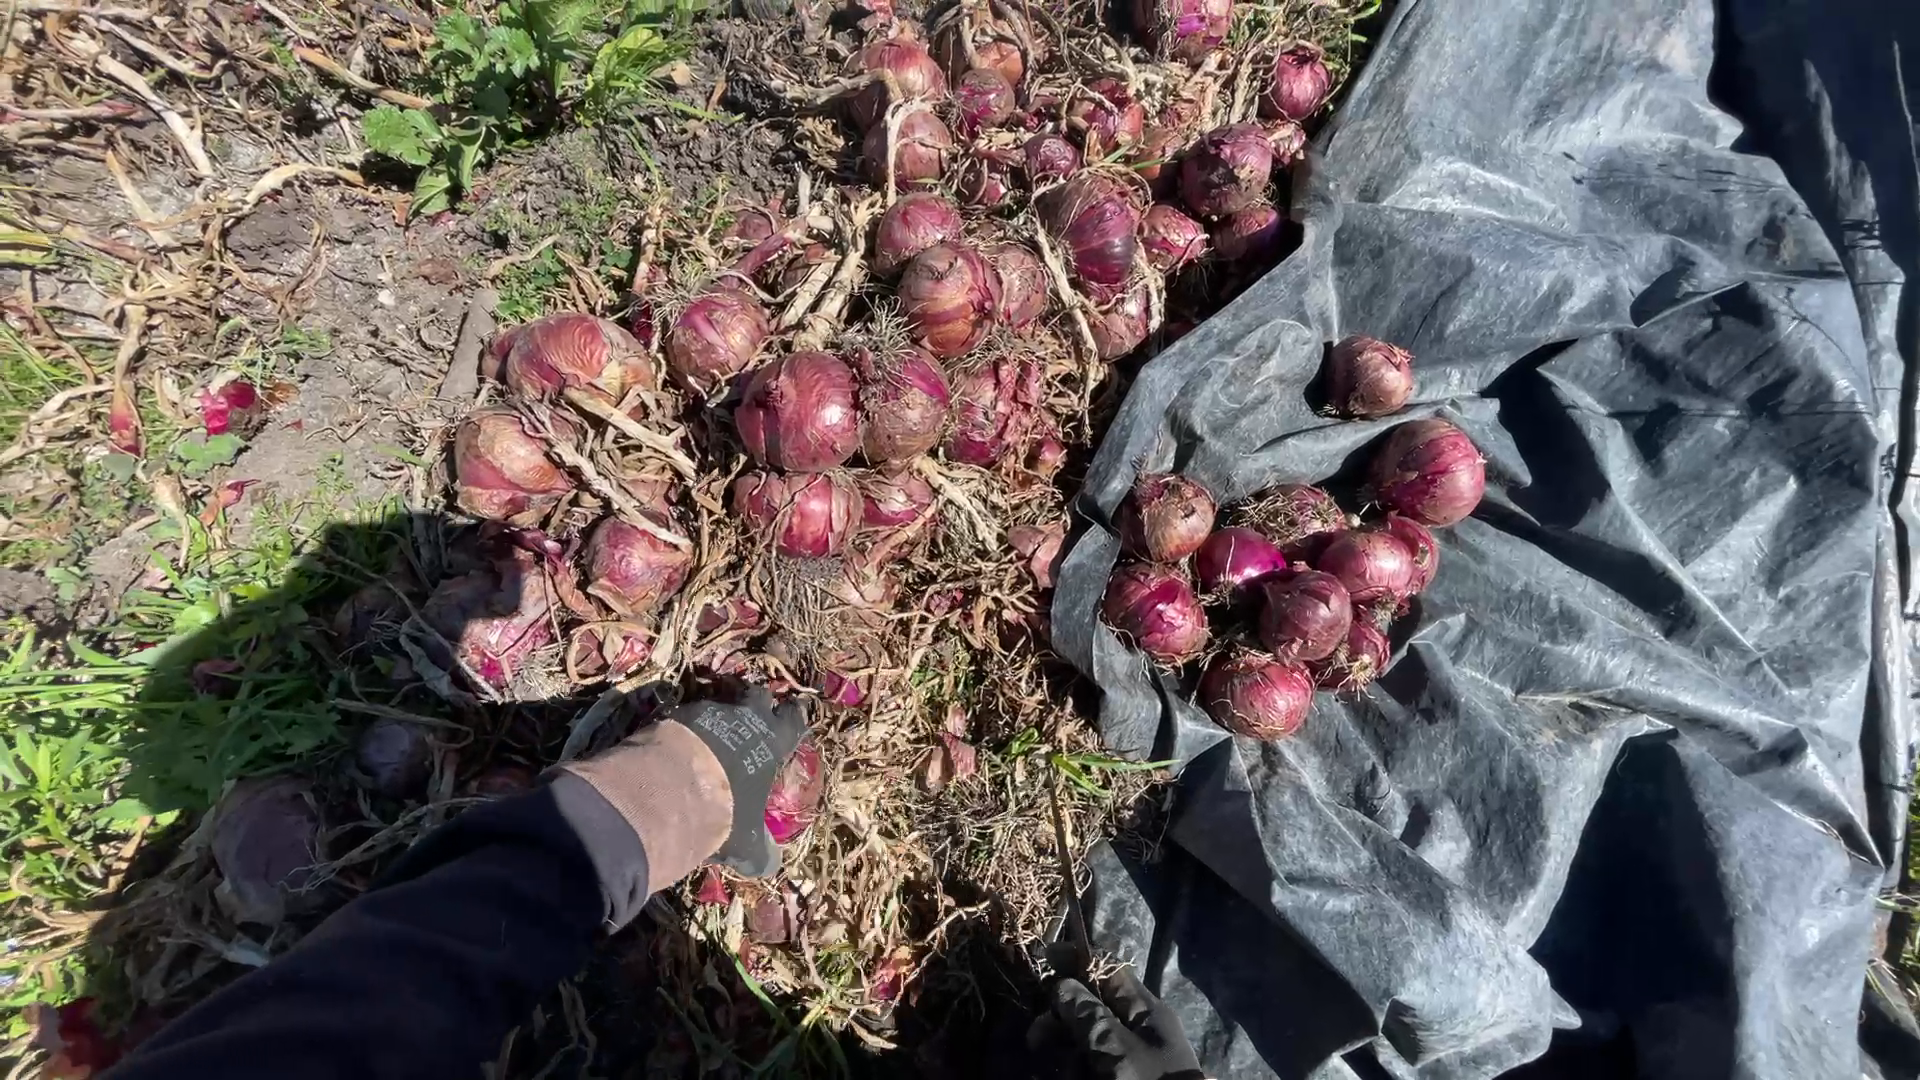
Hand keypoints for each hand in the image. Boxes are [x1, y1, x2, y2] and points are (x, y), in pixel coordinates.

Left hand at [663, 687, 806, 876]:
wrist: (672, 787)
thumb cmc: (724, 807)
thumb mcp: (745, 838)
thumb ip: (759, 850)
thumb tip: (770, 867)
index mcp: (772, 741)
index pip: (793, 719)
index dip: (794, 716)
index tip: (795, 713)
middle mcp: (746, 718)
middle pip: (759, 695)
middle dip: (758, 701)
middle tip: (754, 712)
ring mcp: (711, 712)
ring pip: (722, 702)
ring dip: (719, 715)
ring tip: (711, 734)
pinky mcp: (677, 714)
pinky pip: (688, 715)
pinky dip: (687, 727)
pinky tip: (679, 744)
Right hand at [1030, 968, 1204, 1079]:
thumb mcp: (1116, 1048)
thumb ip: (1087, 1014)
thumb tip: (1061, 985)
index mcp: (1144, 1010)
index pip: (1109, 968)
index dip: (1077, 959)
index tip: (1045, 958)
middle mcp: (1137, 1029)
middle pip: (1091, 1007)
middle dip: (1061, 1019)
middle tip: (1036, 1038)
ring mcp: (1129, 1059)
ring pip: (1086, 1041)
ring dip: (1066, 1050)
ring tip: (1055, 1066)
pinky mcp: (1121, 1079)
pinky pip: (1091, 1068)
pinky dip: (1076, 1070)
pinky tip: (1068, 1076)